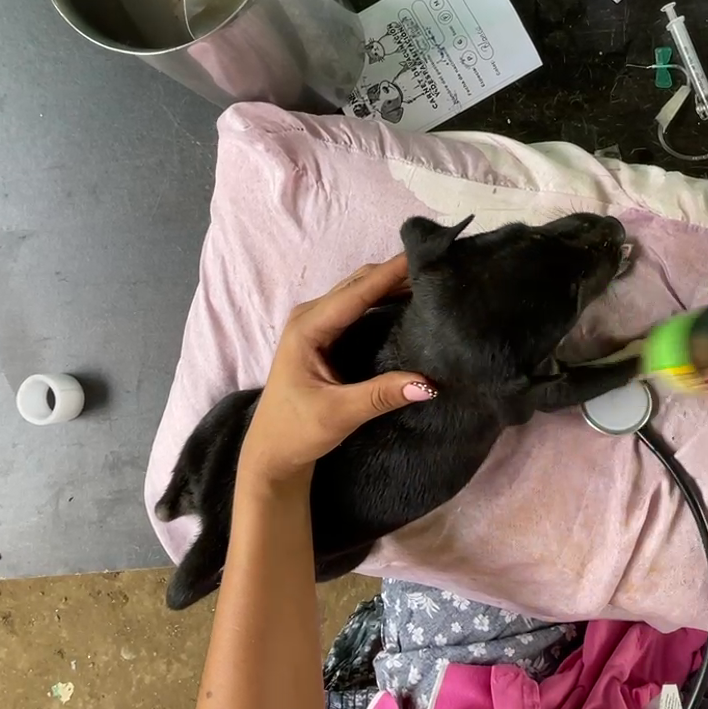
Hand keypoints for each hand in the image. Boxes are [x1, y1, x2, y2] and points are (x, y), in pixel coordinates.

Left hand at [236, 255, 436, 488]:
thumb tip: (429, 383)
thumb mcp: (339, 415)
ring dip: (392, 284)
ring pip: (360, 291)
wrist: (272, 453)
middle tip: (435, 266)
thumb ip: (382, 395)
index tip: (423, 255)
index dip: (391, 273)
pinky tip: (409, 301)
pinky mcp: (327, 334)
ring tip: (429, 279)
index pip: (357, 292)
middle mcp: (310, 317)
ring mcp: (317, 323)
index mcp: (307, 328)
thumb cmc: (296, 432)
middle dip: (395, 272)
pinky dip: (385, 298)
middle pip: (359, 283)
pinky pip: (360, 306)